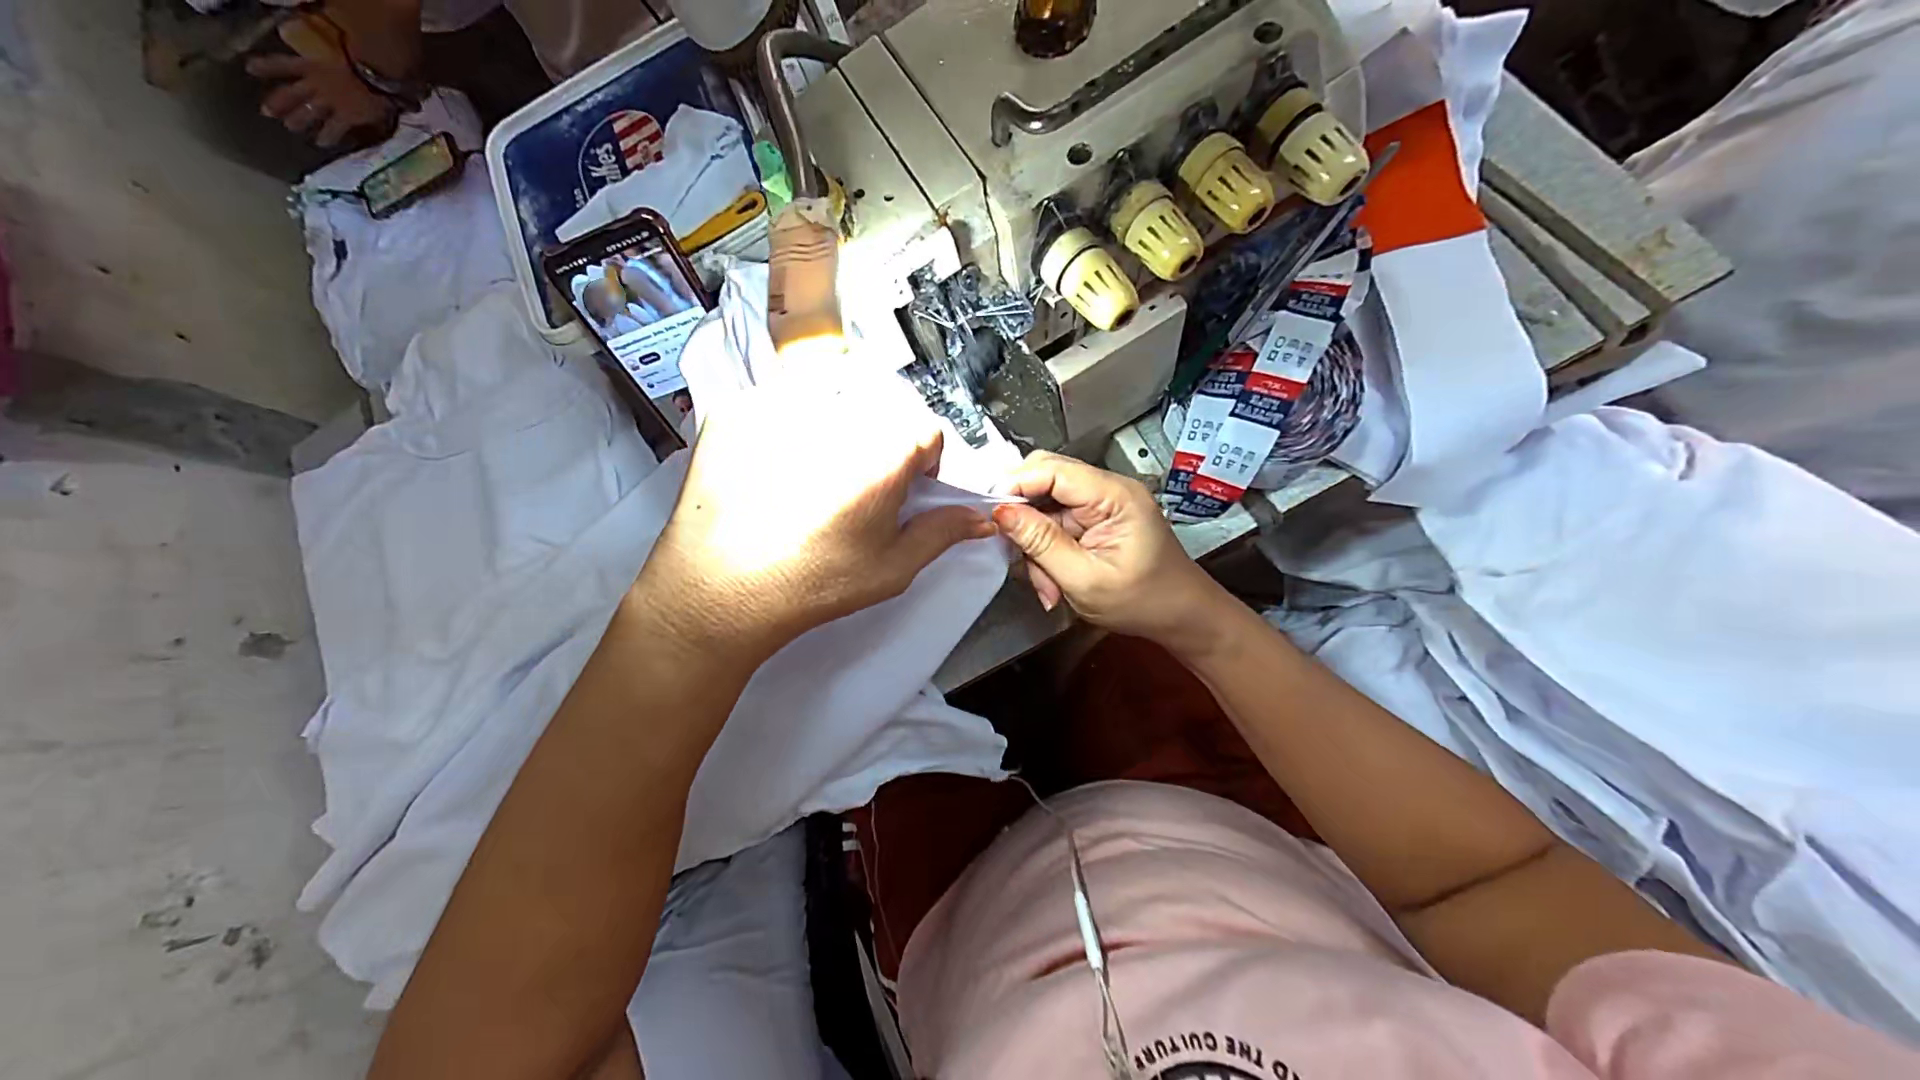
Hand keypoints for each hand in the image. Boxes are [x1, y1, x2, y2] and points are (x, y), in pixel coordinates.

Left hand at [248, 53, 396, 147]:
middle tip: (267, 113)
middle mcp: (315, 85)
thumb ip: (330, 69)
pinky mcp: (346, 117)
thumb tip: (330, 74)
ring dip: (299, 120)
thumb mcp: (339, 61)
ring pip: (308, 112)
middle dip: (278, 103)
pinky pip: (334, 129)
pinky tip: (322, 143)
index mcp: (312, 67)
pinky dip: (328, 136)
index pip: (282, 65)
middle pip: (291, 94)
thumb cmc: (362, 66)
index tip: (249, 69)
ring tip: (291, 127)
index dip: (265, 66)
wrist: (378, 78)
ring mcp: (330, 102)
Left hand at [631, 366, 996, 663]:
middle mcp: (840, 414)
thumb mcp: (892, 567)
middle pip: (883, 408)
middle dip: (881, 440)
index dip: (922, 463)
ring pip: (833, 396)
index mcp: (887, 449)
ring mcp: (785, 404)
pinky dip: (787, 425)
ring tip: (814, 475)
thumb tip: (976, 518)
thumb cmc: (809, 584)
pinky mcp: (742, 406)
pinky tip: (777, 468)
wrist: (719, 591)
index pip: (928, 431)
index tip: (904, 486)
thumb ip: (942, 532)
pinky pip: (782, 401)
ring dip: (836, 425)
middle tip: (856, 485)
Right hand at [992, 451, 1231, 646]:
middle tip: (1018, 554)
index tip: (991, 513)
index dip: (1016, 485)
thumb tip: (1001, 512)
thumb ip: (1041, 543)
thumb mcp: (1085, 579)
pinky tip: (1053, 581)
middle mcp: (1108, 489)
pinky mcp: (1095, 520)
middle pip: (1045, 480)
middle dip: (1024, 518)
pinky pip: (1056, 523)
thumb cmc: (1144, 602)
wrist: (1182, 617)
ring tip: (1047, 585)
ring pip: (1045, 506)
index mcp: (1114, 495)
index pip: (1053, 468)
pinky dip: (1047, 551)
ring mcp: (1101, 504)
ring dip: (1035, 544)